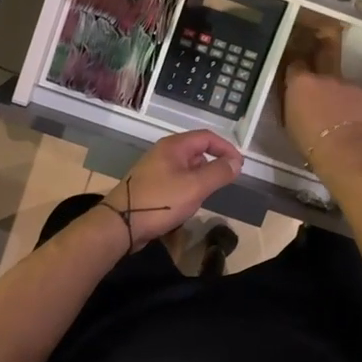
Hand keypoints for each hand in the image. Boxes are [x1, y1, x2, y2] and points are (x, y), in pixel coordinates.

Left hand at [103, 130, 242, 247]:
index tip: (239, 166)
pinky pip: (176, 181)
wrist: (121, 223)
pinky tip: (187, 205)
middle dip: (213, 164)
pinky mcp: (150, 186)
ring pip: (186, 168)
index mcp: (173, 146)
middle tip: (225, 182)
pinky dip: (187, 188)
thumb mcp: (195, 187)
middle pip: (196, 151)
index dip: (226, 148)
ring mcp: (154, 169)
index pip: (206, 137)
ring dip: (200, 179)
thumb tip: (236, 162)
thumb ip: (218, 173)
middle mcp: (163, 153)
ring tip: (206, 196)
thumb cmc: (160, 201)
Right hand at [277, 27, 361, 163]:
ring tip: (339, 111)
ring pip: (342, 84)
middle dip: (321, 57)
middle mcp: (325, 76)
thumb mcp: (290, 122)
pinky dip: (354, 105)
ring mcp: (348, 84)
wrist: (344, 150)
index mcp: (301, 82)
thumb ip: (294, 104)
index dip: (296, 68)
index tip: (296, 73)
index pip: (295, 64)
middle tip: (320, 67)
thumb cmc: (309, 141)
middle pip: (323, 59)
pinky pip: (357, 96)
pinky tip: (353, 120)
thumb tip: (296, 99)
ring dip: (339, 93)